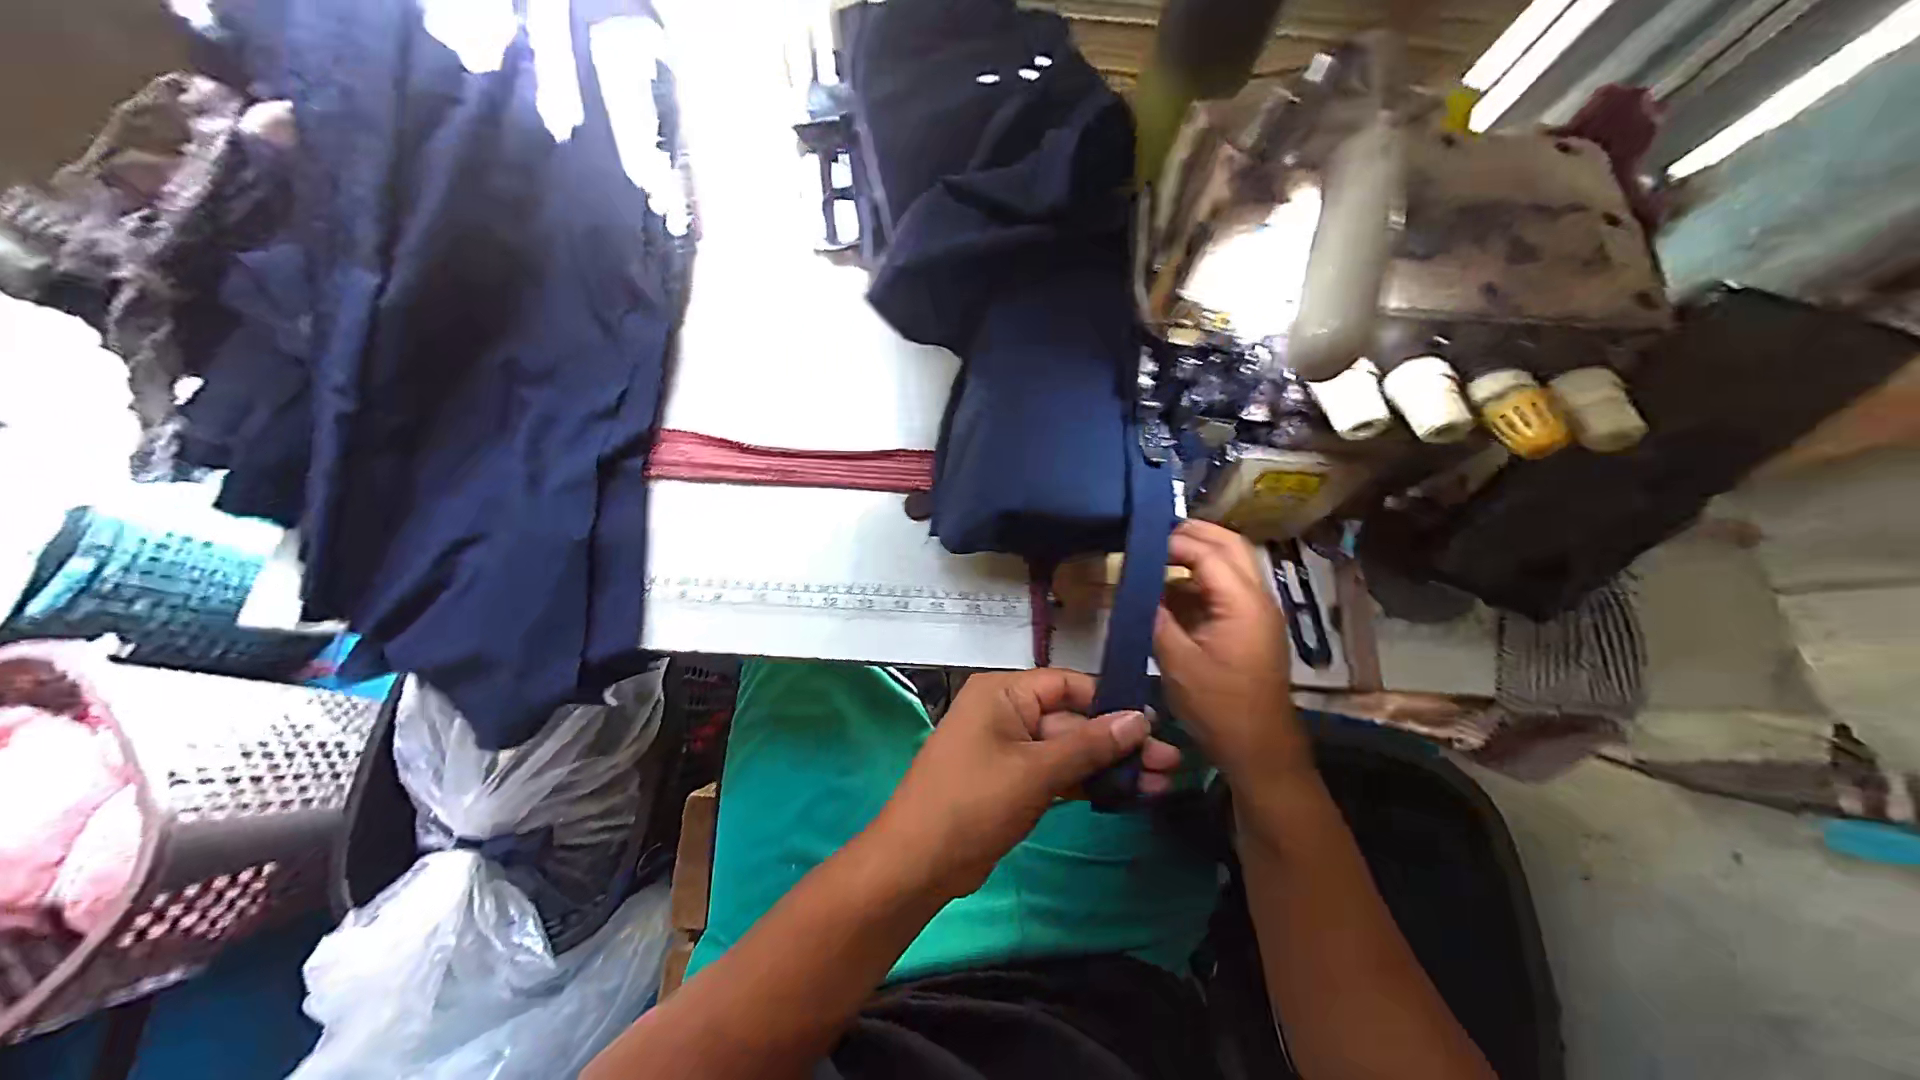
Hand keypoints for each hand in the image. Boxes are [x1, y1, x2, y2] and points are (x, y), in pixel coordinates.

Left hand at [866, 669, 1180, 898]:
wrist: (919, 863)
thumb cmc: (973, 802)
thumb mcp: (1035, 770)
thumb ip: (1090, 744)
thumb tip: (1140, 718)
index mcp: (1002, 692)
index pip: (1067, 684)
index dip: (1111, 701)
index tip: (1155, 722)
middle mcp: (1007, 712)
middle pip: (1073, 719)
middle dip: (1119, 742)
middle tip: (1170, 763)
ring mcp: (1011, 749)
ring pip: (1070, 750)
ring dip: (1110, 766)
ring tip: (1161, 782)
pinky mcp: (1015, 782)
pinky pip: (1058, 773)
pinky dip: (1088, 783)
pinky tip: (1129, 794)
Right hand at [1154, 520, 1311, 787]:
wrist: (1259, 748)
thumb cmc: (1218, 706)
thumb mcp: (1176, 661)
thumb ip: (1155, 616)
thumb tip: (1133, 586)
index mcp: (1242, 602)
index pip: (1207, 552)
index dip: (1172, 541)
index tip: (1136, 542)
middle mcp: (1257, 597)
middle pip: (1229, 545)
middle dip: (1192, 533)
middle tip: (1151, 533)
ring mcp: (1258, 611)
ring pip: (1231, 563)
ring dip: (1197, 554)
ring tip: (1156, 556)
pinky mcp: (1251, 626)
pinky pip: (1227, 587)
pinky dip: (1199, 579)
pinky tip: (1169, 590)